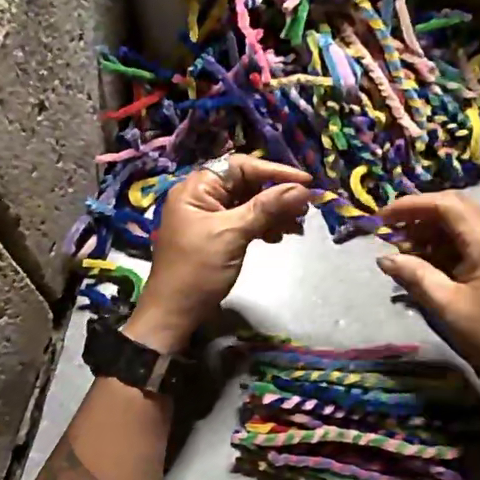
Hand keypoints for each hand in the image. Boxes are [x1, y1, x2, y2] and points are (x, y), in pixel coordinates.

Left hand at [124, 156, 311, 353]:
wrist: (174, 312)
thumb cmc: (197, 270)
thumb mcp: (232, 235)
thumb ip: (266, 208)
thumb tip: (302, 189)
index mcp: (197, 188)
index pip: (240, 167)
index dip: (274, 172)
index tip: (305, 183)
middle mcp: (200, 197)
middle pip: (246, 184)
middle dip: (276, 194)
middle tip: (304, 209)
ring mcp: (207, 217)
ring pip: (247, 204)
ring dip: (273, 212)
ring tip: (295, 226)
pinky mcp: (214, 235)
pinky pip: (243, 221)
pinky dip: (262, 226)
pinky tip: (277, 237)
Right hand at [375, 192, 479, 403]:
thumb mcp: (450, 309)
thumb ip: (416, 276)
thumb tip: (385, 258)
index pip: (445, 204)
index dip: (409, 206)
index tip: (380, 219)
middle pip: (457, 211)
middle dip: (420, 221)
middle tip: (391, 241)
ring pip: (469, 226)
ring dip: (436, 236)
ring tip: (410, 258)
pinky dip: (456, 248)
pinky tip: (439, 267)